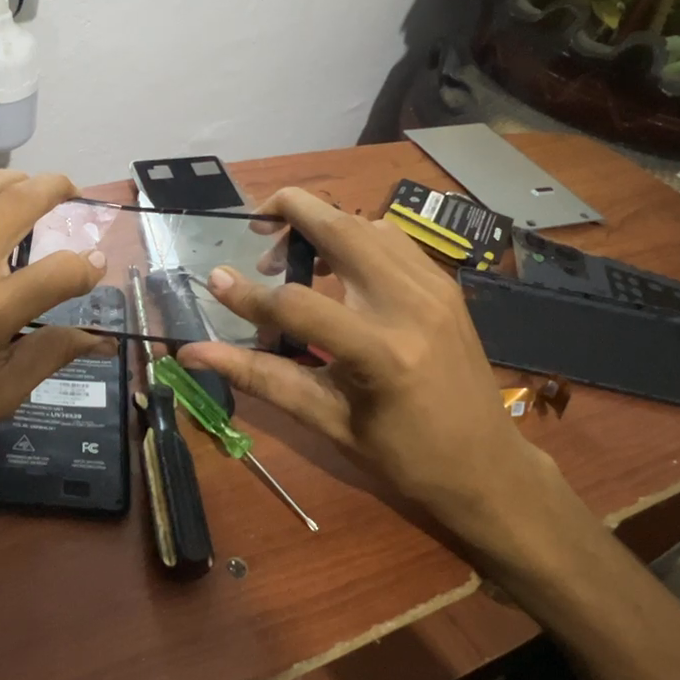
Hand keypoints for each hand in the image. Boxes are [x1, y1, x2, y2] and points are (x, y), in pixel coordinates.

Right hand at [178, 188, 563, 544]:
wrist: (486, 465)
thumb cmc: (402, 455)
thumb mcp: (326, 420)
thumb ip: (259, 377)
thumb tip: (194, 353)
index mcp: (380, 351)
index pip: (297, 303)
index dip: (247, 294)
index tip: (213, 283)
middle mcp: (410, 304)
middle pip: (339, 227)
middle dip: (289, 214)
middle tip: (256, 237)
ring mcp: (434, 287)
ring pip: (365, 223)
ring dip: (321, 224)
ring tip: (293, 260)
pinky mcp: (445, 284)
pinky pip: (391, 238)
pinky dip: (353, 236)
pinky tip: (336, 269)